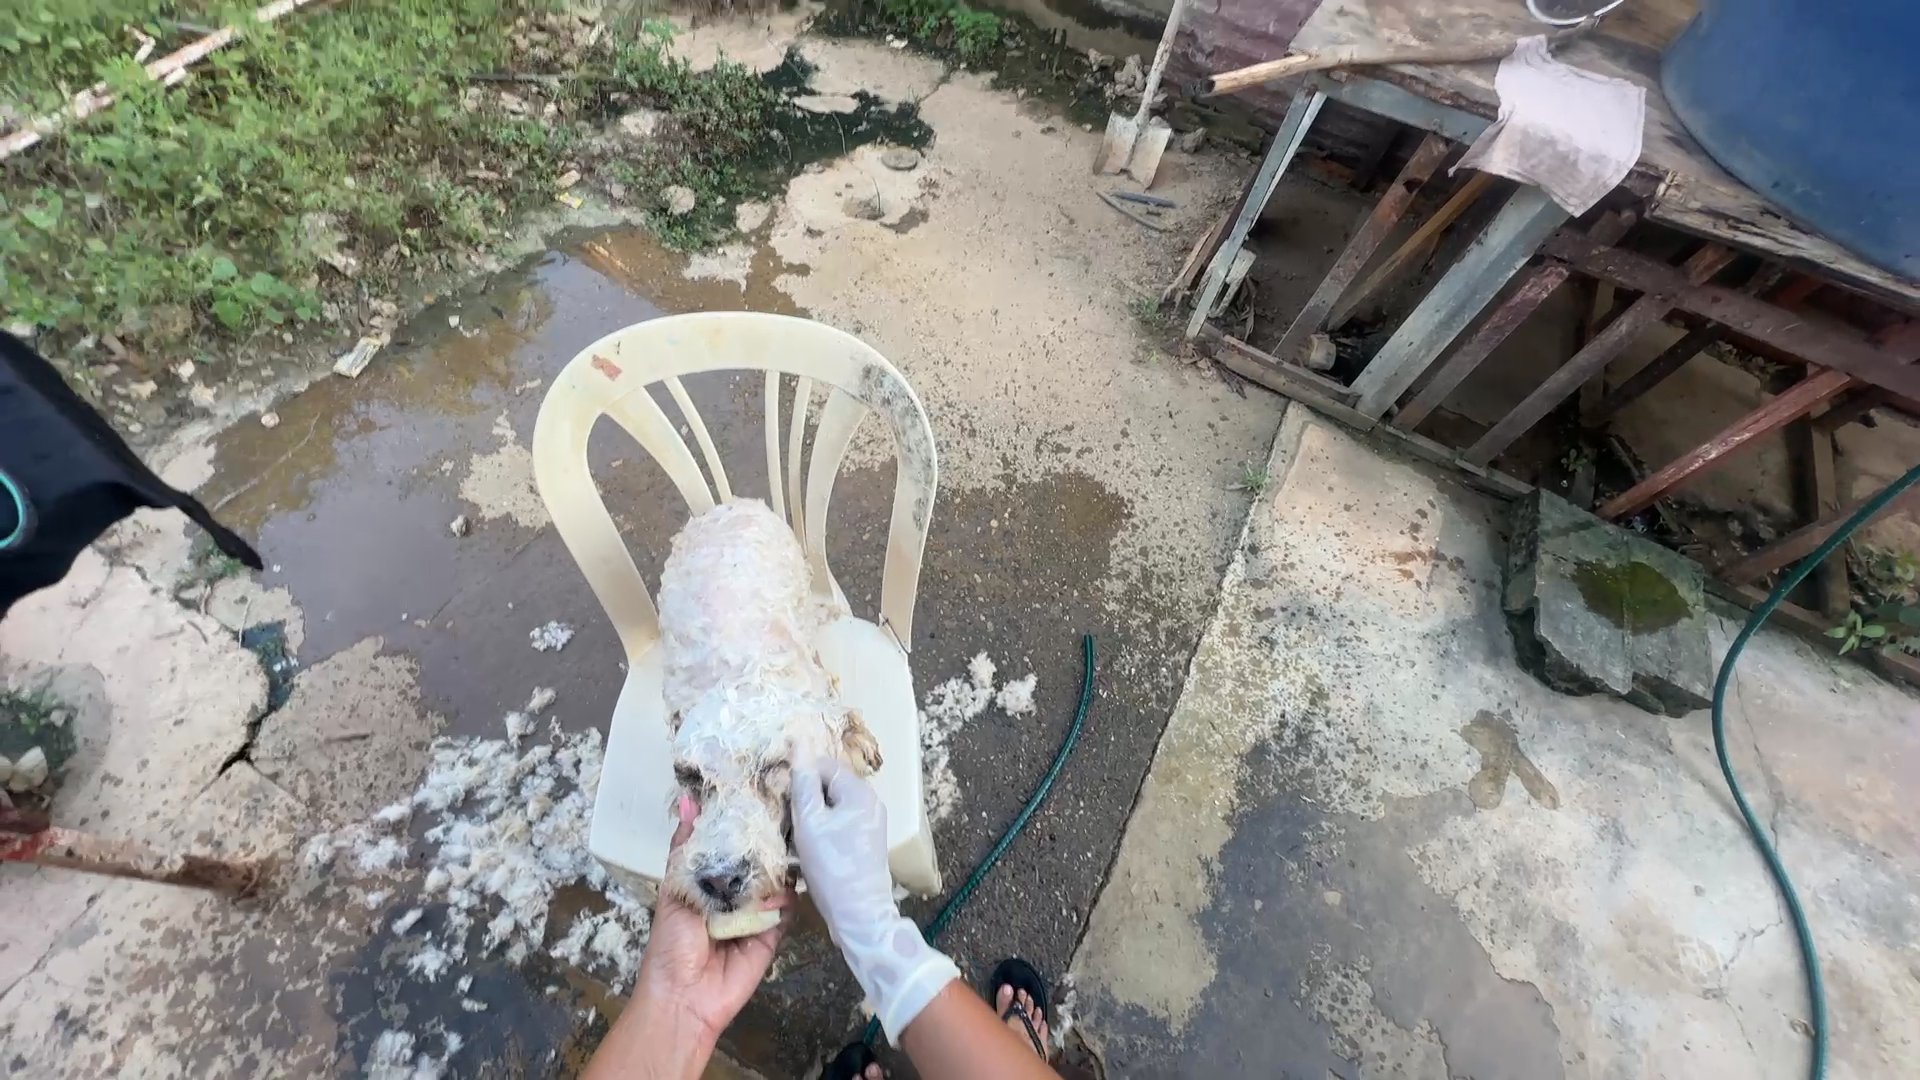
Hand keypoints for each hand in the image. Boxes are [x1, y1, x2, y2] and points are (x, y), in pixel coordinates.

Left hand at [636, 794, 791, 1043]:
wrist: (683, 997)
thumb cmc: (672, 943)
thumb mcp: (674, 889)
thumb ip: (686, 848)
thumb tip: (688, 800)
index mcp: (713, 880)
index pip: (733, 844)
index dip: (744, 823)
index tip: (759, 792)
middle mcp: (738, 891)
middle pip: (759, 858)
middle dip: (768, 839)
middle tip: (783, 810)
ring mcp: (758, 910)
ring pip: (777, 877)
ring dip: (779, 865)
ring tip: (786, 843)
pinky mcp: (775, 930)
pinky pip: (787, 905)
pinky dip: (783, 896)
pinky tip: (777, 889)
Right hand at [791, 757, 958, 1042]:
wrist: (860, 914)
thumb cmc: (831, 866)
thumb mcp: (810, 823)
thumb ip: (804, 785)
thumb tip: (800, 746)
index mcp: (859, 790)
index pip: (824, 765)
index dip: (801, 777)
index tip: (784, 800)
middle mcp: (871, 800)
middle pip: (830, 784)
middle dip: (807, 799)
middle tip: (790, 822)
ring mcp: (872, 820)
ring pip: (834, 805)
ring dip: (814, 816)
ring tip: (799, 838)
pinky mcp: (868, 839)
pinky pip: (842, 822)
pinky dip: (825, 830)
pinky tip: (813, 850)